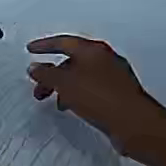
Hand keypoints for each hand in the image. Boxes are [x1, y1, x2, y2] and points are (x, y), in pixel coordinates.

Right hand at [26, 34, 165, 155]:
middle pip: (72, 60)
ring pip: (81, 75)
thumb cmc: (100, 98)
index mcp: (93, 50)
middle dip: (52, 73)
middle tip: (39, 85)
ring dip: (64, 86)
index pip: (63, 42)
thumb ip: (46, 74)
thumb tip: (35, 68)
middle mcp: (105, 59)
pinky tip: (73, 106)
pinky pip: (91, 88)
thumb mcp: (64, 83)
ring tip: (55, 100)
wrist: (133, 123)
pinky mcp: (118, 93)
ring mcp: (114, 76)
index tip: (32, 49)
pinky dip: (77, 94)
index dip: (45, 46)